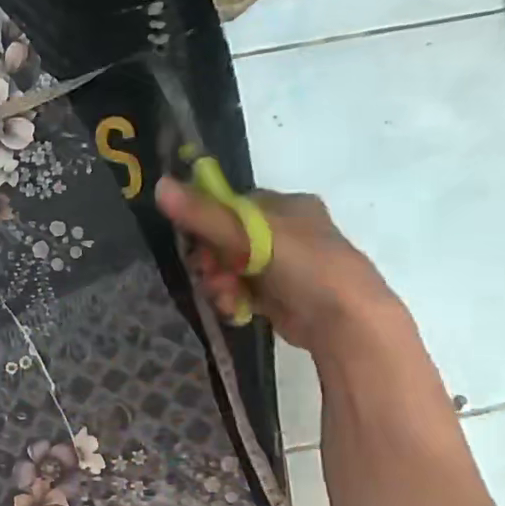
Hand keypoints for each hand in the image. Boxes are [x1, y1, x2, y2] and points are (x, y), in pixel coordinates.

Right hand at [155, 177, 399, 352]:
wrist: (345, 319)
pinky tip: (235, 310)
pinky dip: (235, 300)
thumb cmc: (303, 265)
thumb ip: (204, 214)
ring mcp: (285, 267)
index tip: (195, 243)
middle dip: (213, 261)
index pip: (234, 206)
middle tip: (209, 274)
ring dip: (221, 284)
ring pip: (233, 270)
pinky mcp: (280, 297)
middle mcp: (287, 232)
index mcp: (288, 206)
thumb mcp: (250, 234)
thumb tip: (159, 185)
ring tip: (226, 297)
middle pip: (229, 241)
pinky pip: (244, 292)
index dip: (209, 224)